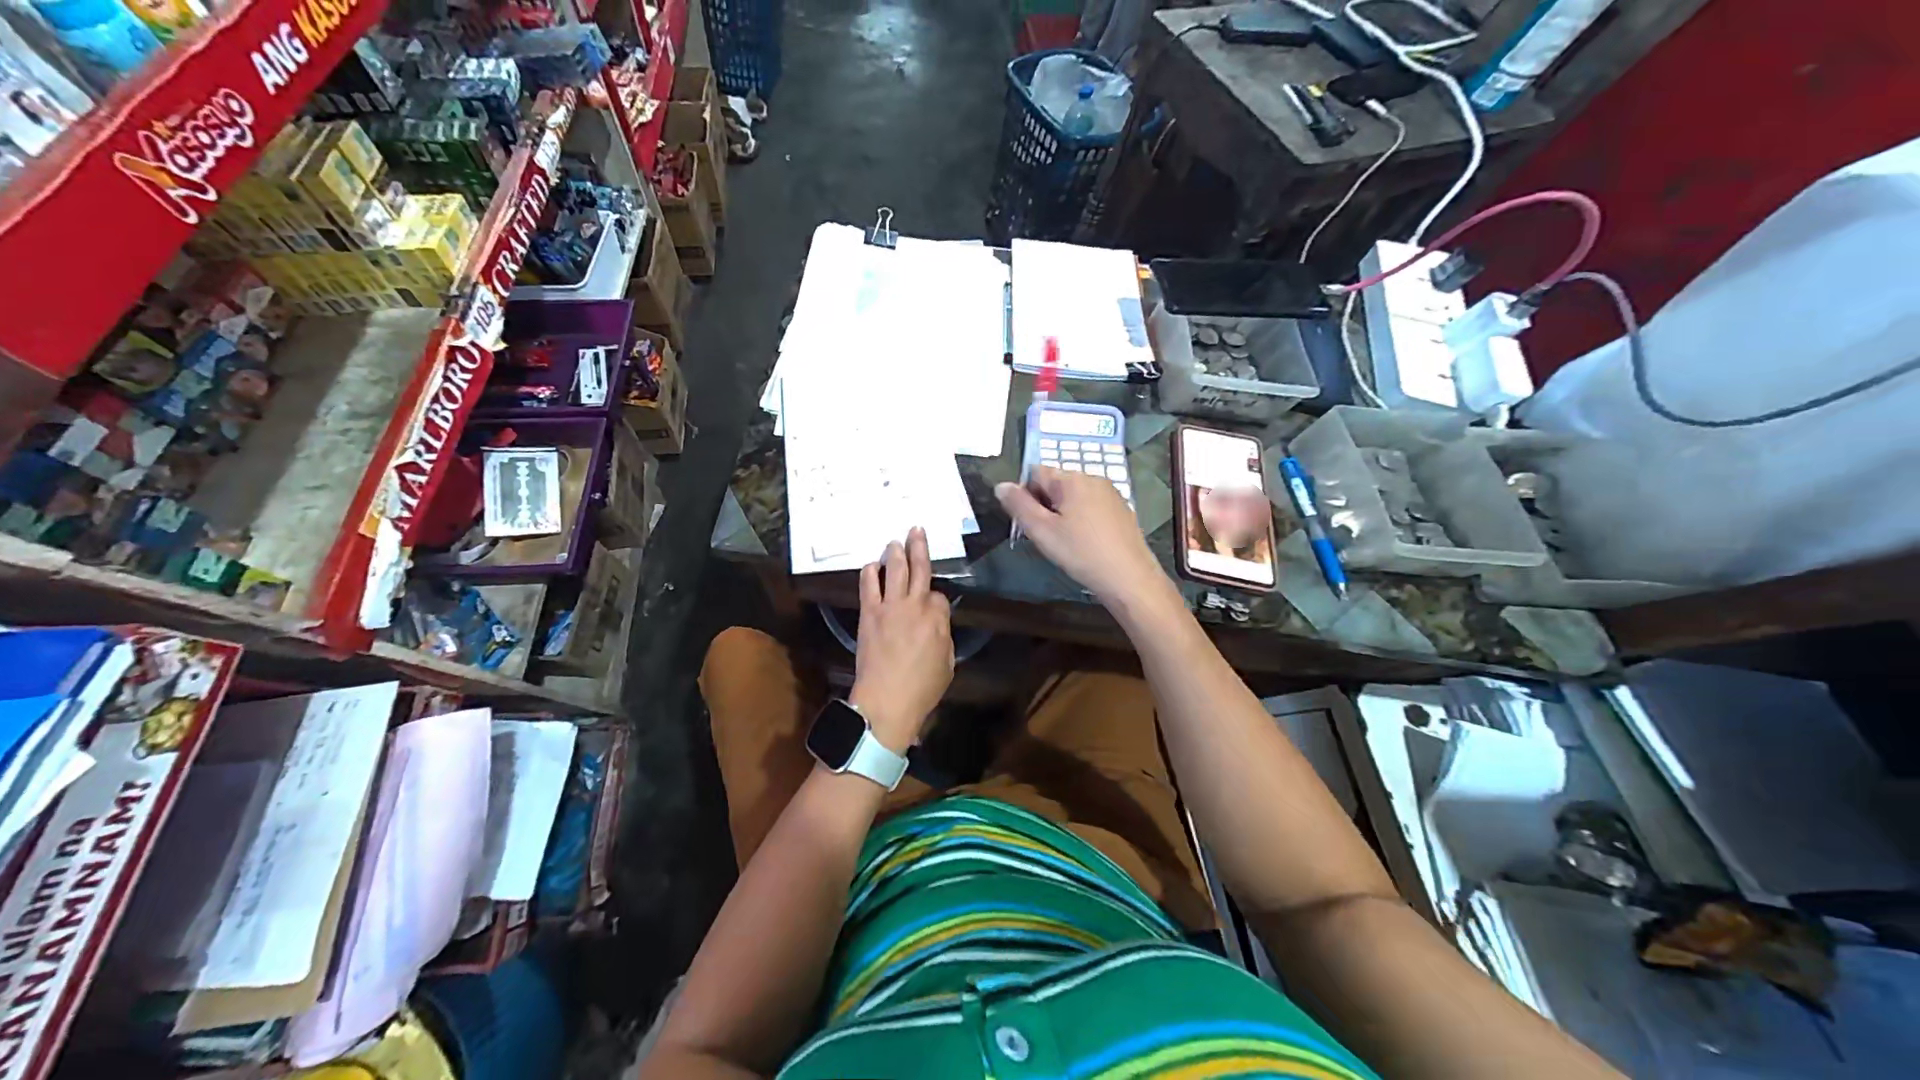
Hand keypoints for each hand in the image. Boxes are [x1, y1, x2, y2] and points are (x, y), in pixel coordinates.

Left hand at [850, 527, 952, 754]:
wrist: (886, 700)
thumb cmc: (922, 689)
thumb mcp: (947, 664)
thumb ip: (943, 638)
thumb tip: (936, 626)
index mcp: (938, 619)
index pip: (940, 597)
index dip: (936, 598)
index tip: (933, 604)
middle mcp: (915, 605)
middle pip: (919, 570)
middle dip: (919, 548)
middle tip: (917, 530)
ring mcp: (890, 607)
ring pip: (895, 570)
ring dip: (895, 553)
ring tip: (895, 541)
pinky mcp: (869, 613)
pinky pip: (869, 586)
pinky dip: (870, 573)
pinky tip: (870, 565)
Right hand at [996, 466, 1176, 612]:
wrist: (1129, 578)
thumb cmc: (1081, 553)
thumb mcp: (1042, 531)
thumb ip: (1018, 505)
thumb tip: (1001, 485)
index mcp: (1072, 479)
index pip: (1035, 473)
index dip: (1025, 495)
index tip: (1028, 522)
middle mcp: (1093, 478)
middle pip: (1056, 484)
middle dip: (1045, 505)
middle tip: (1046, 536)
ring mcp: (1110, 494)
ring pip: (1073, 497)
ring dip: (1062, 514)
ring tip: (1065, 543)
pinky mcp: (1122, 510)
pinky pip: (1091, 507)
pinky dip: (1082, 520)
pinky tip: (1085, 544)